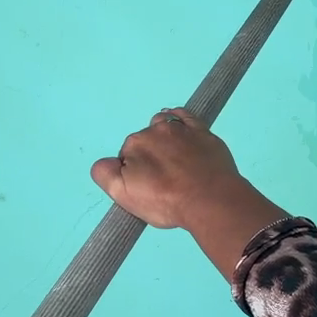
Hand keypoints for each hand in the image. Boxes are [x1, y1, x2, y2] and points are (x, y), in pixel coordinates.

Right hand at [90, 108, 290, 273]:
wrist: (211, 199)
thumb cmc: (167, 201)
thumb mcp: (124, 195)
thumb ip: (105, 174)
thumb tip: (105, 162)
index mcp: (134, 144)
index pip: (126, 157)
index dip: (135, 173)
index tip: (148, 188)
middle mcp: (156, 130)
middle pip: (145, 142)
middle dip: (150, 158)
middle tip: (164, 181)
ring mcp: (182, 128)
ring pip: (163, 125)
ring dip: (163, 137)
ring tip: (173, 159)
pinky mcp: (203, 130)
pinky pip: (185, 115)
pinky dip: (179, 118)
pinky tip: (181, 127)